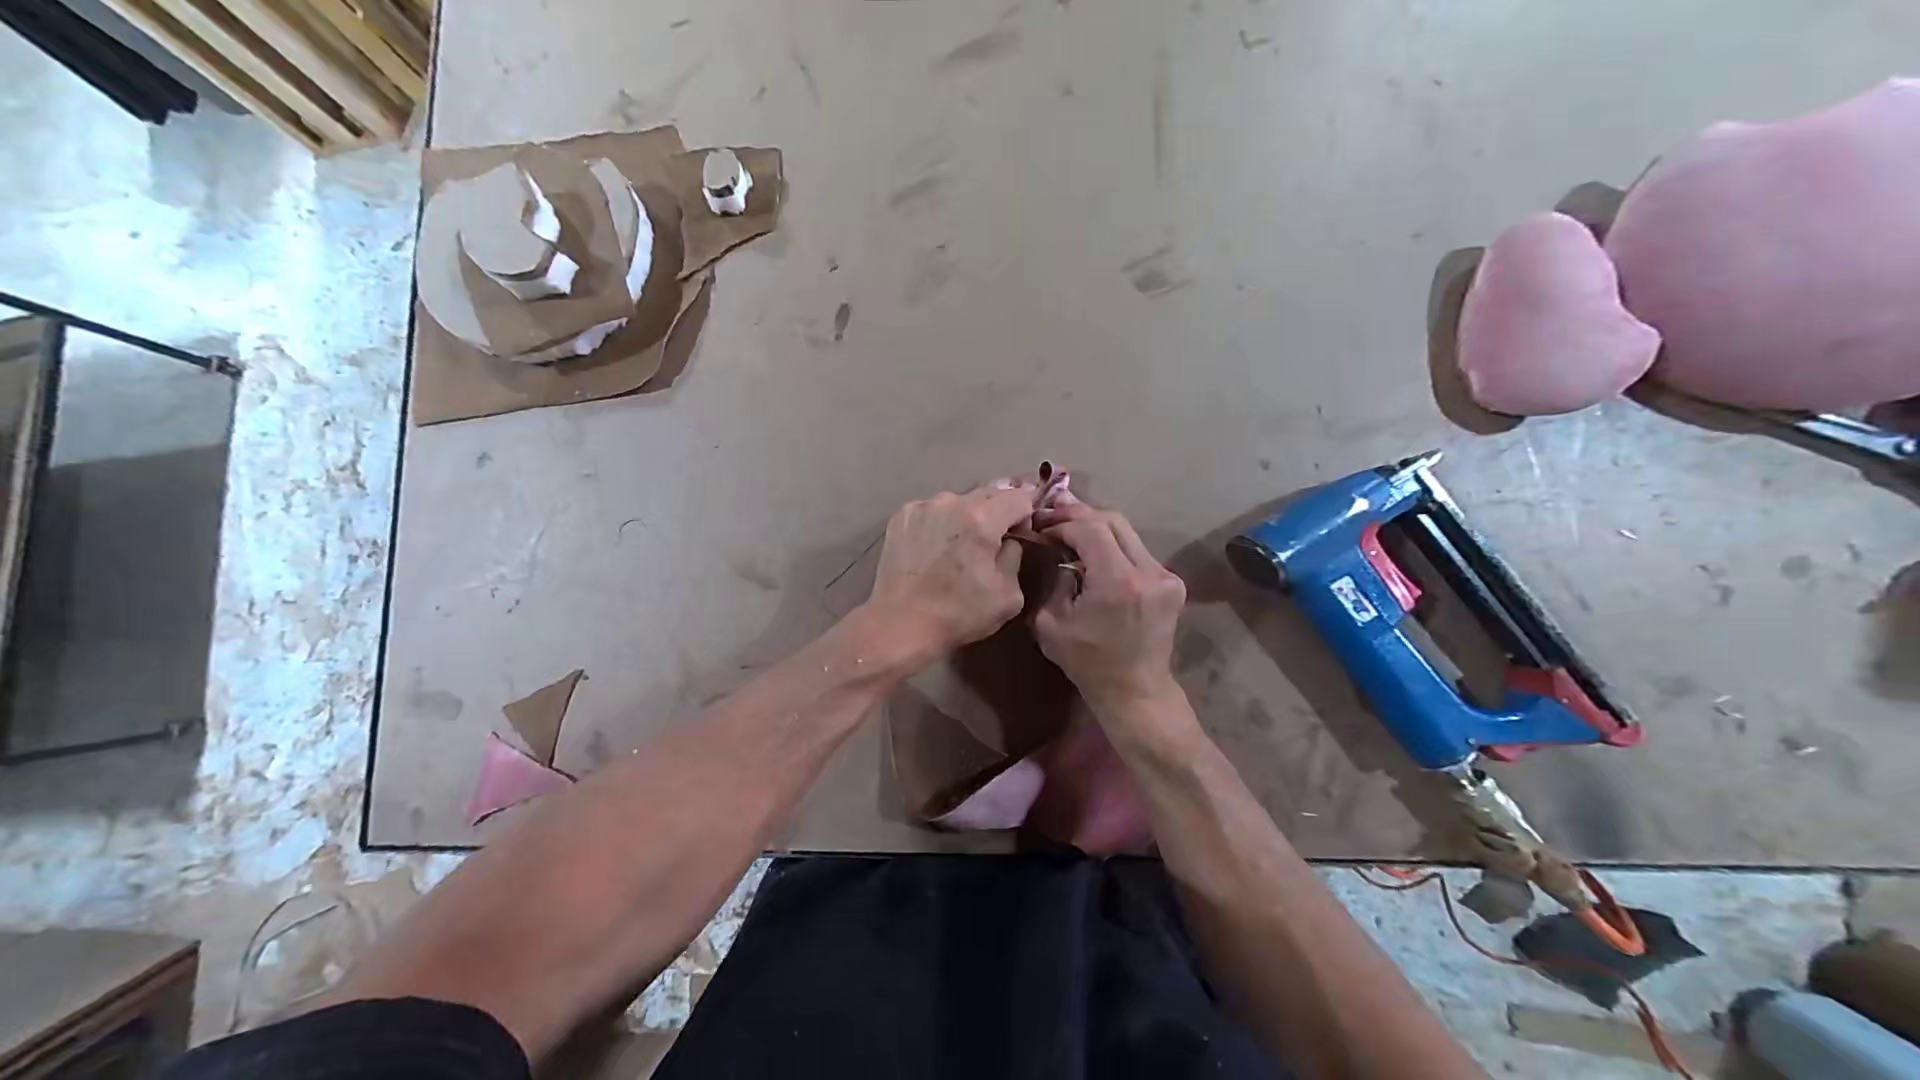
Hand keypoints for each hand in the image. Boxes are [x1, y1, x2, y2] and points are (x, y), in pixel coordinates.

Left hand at [856, 480, 1039, 667]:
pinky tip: (934, 548)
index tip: (1020, 535)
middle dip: (999, 511)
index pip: (1020, 497)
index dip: (1026, 515)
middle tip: (993, 540)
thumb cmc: (958, 614)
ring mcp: (922, 506)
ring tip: (959, 545)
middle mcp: (951, 501)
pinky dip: (941, 522)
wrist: (900, 624)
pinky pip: (933, 510)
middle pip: (990, 491)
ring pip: (959, 500)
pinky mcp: (901, 516)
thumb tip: (1008, 541)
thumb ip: (1015, 556)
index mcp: (982, 519)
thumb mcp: (1008, 595)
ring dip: (967, 515)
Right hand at [1033, 501, 1187, 709]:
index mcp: (1118, 581)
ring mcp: (1165, 576)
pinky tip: (1094, 551)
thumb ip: (1055, 580)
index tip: (1042, 526)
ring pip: (1128, 533)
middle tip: (1053, 515)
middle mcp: (1149, 571)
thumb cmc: (1088, 663)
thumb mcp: (1051, 623)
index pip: (1090, 529)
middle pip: (1113, 521)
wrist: (1135, 691)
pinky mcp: (1171, 583)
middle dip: (1080, 515)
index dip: (1063, 523)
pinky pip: (1137, 551)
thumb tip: (1063, 556)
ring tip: (1070, 528)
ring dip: (1097, 527)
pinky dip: (1113, 545)